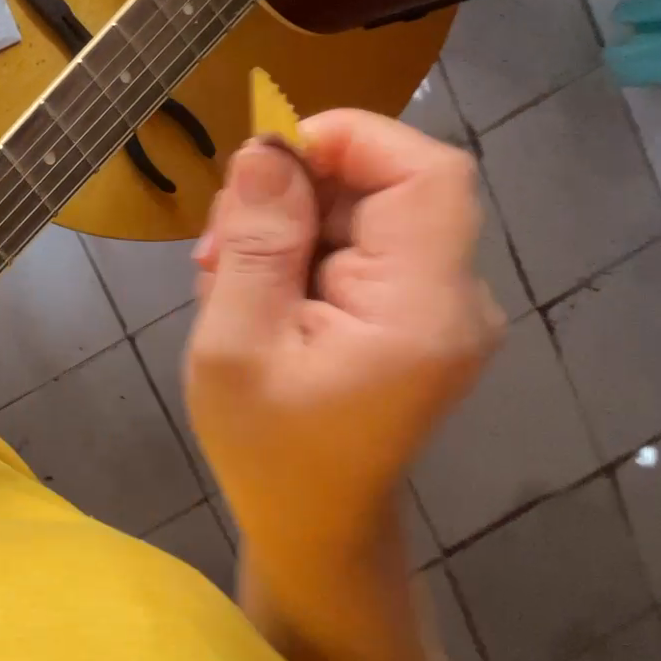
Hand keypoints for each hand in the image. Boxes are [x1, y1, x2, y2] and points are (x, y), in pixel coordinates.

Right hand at [185, 111, 503, 557]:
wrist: (308, 520)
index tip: (259, 163)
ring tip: (220, 280)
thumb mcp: (235, 343)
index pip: (425, 174)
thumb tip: (264, 149)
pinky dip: (293, 253)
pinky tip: (249, 293)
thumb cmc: (263, 443)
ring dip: (280, 227)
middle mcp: (449, 296)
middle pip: (382, 190)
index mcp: (420, 308)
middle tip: (211, 250)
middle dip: (288, 196)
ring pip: (360, 215)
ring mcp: (433, 305)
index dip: (348, 140)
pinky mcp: (408, 314)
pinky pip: (355, 248)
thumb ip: (255, 245)